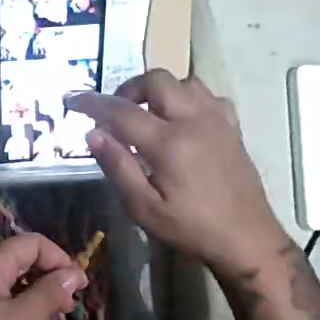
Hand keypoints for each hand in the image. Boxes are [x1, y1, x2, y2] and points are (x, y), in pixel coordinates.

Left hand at [0, 234, 85, 319]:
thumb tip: (73, 273)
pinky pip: (2, 307)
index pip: (32, 243)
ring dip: (36, 307)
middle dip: (50, 285)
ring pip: (15, 289)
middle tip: (67, 312)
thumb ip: (48, 293)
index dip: (60, 259)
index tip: (80, 287)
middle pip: (24, 264)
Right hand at [67, 70, 291, 277]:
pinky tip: (180, 122)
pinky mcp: (232, 127)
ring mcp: (217, 120)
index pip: (121, 110)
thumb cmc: (191, 229)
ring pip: (184, 81)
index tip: (72, 100)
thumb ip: (118, 167)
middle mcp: (194, 121)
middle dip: (129, 89)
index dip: (92, 103)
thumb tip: (93, 134)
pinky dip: (187, 99)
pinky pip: (207, 95)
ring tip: (147, 116)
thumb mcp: (144, 208)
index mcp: (169, 143)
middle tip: (115, 114)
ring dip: (159, 91)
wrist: (247, 239)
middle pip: (157, 80)